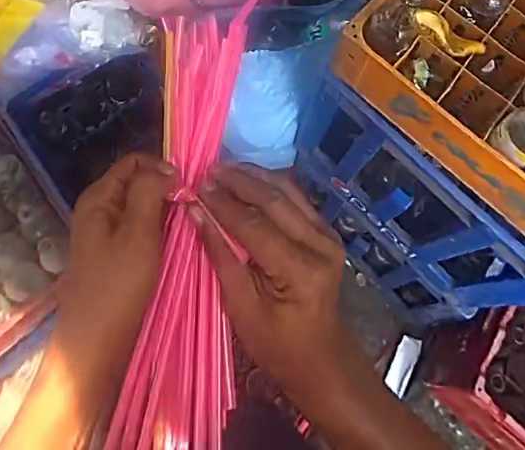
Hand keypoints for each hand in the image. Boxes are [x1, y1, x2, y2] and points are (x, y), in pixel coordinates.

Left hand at [54, 153, 176, 383]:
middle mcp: (99, 210)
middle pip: (139, 182)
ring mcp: (106, 233)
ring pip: (143, 206)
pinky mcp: (115, 255)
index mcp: (98, 198)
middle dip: (165, 189)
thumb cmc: (116, 287)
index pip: (134, 161)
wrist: (93, 349)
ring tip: (184, 226)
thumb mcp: (138, 232)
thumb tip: (167, 168)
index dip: (161, 167)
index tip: (185, 188)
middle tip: (189, 209)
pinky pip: (141, 228)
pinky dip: (159, 230)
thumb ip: (150, 191)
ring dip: (165, 211)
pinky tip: (173, 244)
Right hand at [194, 164, 368, 414]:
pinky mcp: (327, 230)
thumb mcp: (241, 308)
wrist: (321, 356)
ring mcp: (328, 234)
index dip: (224, 203)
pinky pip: (297, 198)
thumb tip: (196, 212)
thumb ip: (221, 256)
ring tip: (226, 168)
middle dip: (239, 182)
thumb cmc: (276, 344)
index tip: (198, 186)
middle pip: (274, 201)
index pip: (255, 225)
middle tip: (210, 170)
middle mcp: (320, 244)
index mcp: (300, 271)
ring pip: (288, 191)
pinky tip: (250, 179)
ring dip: (256, 176)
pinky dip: (271, 185)